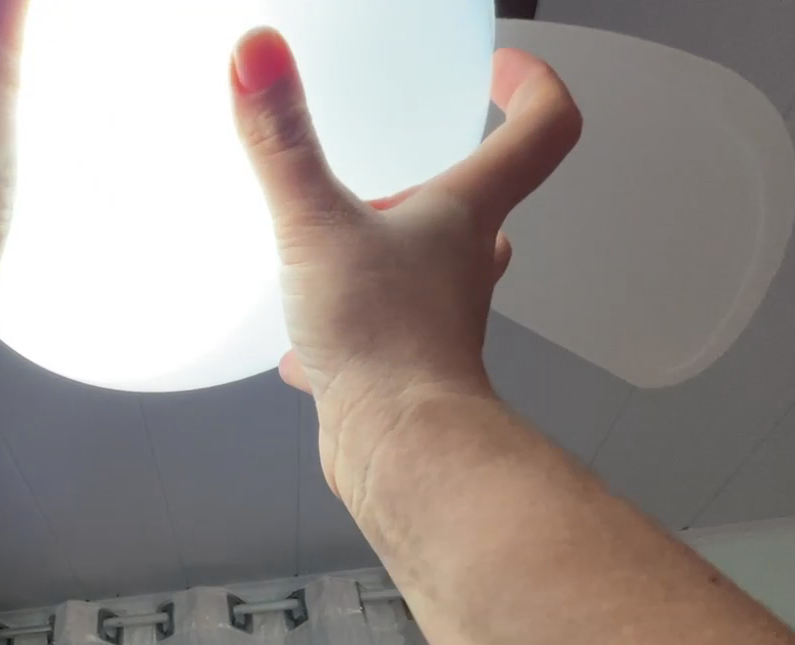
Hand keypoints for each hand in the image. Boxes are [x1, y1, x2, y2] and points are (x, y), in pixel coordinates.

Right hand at [230, 29, 581, 497]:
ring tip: (341, 252)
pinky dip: (345, 333)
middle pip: (480, 210)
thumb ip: (283, 143)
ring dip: (394, 258)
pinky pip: (373, 339)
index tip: (498, 70)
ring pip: (427, 278)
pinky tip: (304, 346)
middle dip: (443, 184)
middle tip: (397, 176)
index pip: (540, 129)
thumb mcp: (315, 226)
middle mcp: (459, 268)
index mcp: (463, 216)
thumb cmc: (379, 335)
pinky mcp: (394, 373)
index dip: (529, 86)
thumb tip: (254, 51)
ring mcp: (430, 325)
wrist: (392, 442)